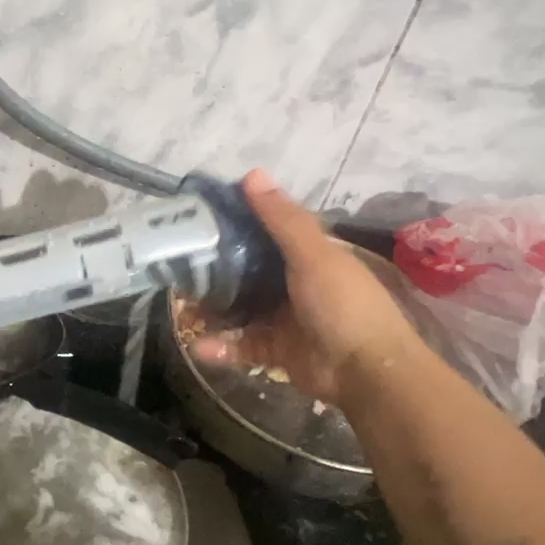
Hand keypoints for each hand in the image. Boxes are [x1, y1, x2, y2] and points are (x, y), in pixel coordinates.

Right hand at [187, 170, 422, 407]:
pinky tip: (200, 346)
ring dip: (209, 310)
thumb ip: (282, 219)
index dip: (230, 226)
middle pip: (243, 272)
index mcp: (307, 256)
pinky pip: (241, 345)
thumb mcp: (313, 256)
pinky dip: (221, 346)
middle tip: (177, 269)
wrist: (368, 373)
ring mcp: (284, 319)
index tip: (194, 221)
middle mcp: (293, 284)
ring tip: (181, 309)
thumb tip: (252, 172)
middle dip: (210, 272)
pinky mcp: (276, 351)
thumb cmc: (344, 306)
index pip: (262, 233)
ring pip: (237, 309)